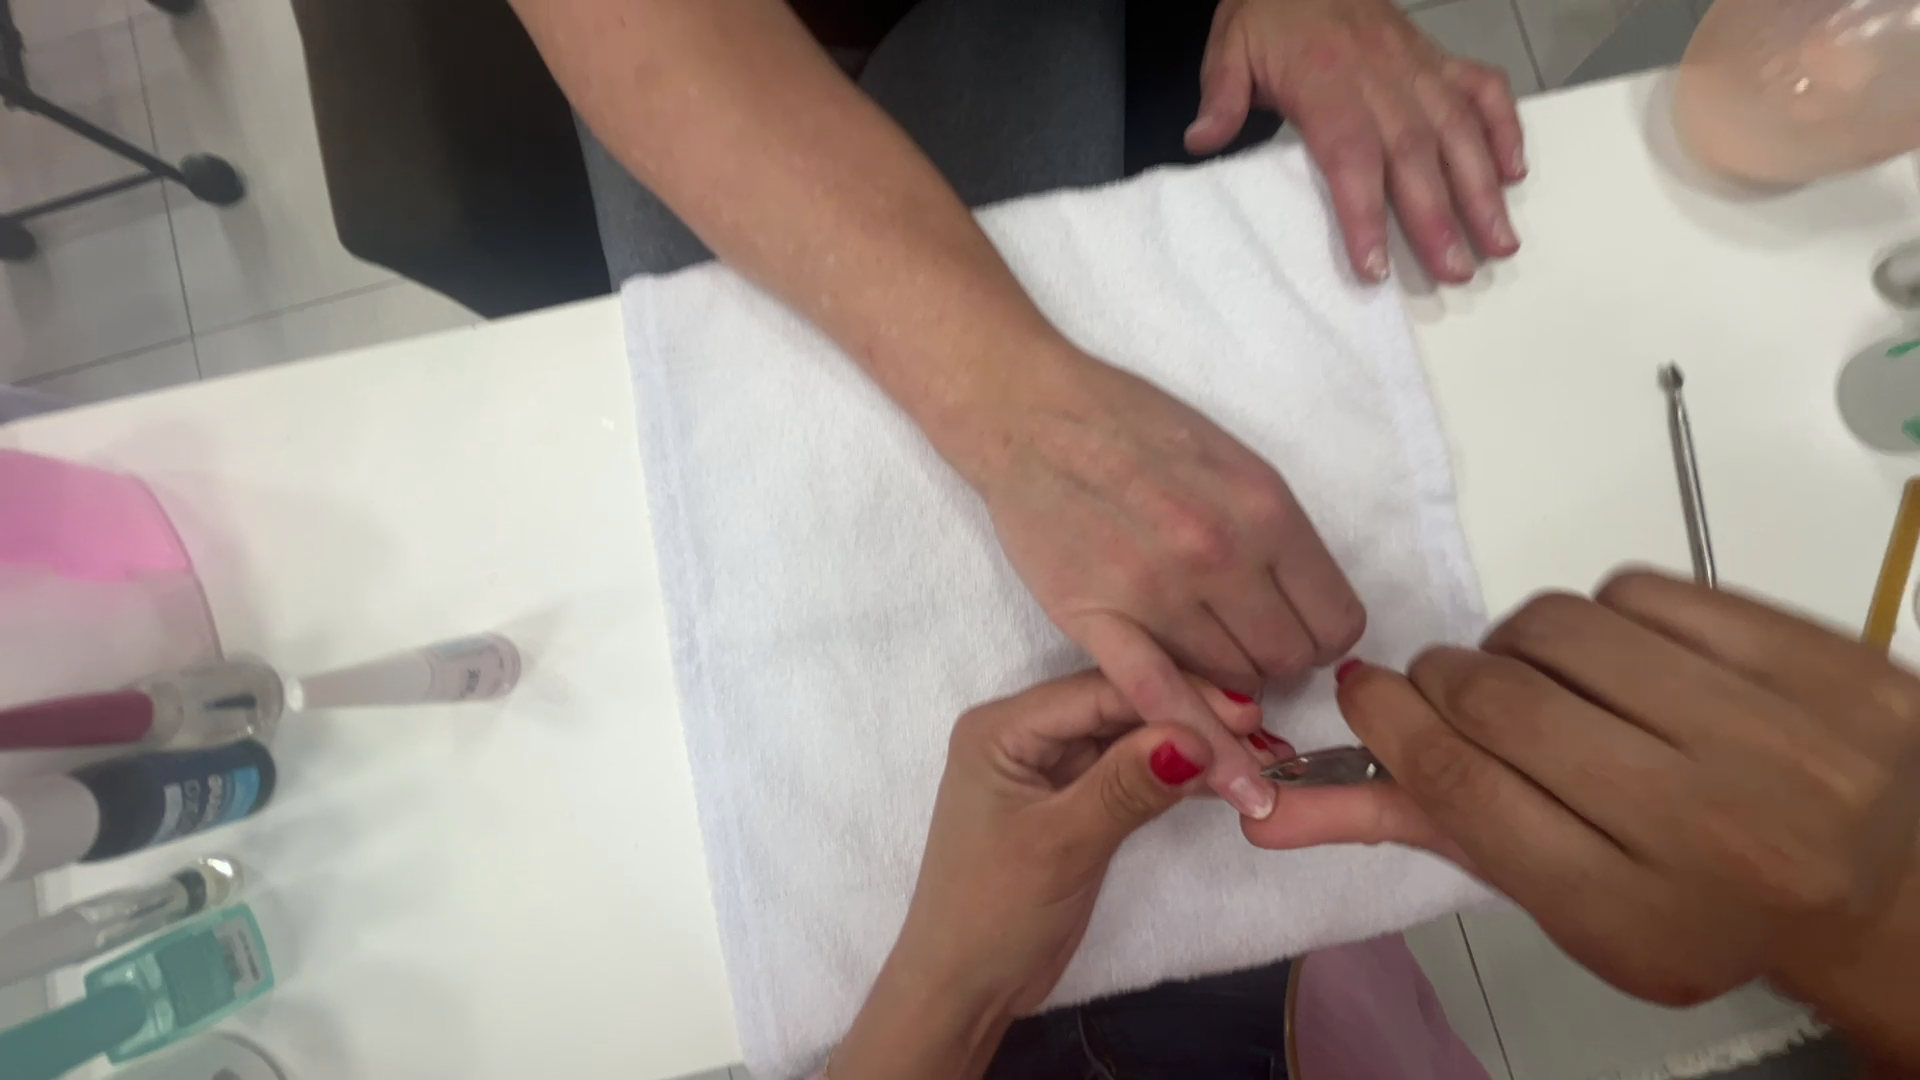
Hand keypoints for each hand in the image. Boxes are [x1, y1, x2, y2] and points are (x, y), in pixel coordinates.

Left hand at [830, 673, 1245, 1079]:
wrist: (966, 986)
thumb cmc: (995, 911)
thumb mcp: (1061, 845)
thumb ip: (1125, 787)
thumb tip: (1197, 738)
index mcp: (1002, 726)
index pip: (1095, 693)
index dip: (1168, 698)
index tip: (1242, 714)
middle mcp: (1025, 731)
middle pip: (1114, 708)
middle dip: (1185, 721)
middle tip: (1261, 733)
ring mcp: (1050, 763)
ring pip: (1127, 738)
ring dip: (1187, 749)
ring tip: (1259, 755)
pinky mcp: (1073, 795)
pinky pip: (1128, 771)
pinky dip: (1172, 777)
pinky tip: (1222, 779)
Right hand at [964, 349, 1363, 820]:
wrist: (1031, 418)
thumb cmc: (1128, 423)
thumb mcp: (1226, 454)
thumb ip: (1272, 528)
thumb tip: (1298, 601)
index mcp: (1264, 507)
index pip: (1334, 619)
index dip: (1320, 637)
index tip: (1295, 634)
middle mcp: (1221, 555)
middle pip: (1286, 659)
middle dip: (1275, 662)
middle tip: (1241, 641)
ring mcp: (1157, 592)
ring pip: (1231, 684)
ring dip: (1229, 684)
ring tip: (1197, 651)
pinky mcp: (1095, 619)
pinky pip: (1160, 700)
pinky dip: (1205, 752)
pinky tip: (1237, 792)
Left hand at [1187, 0, 1526, 284]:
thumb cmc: (1267, 12)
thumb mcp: (1230, 50)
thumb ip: (1221, 99)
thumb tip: (1200, 138)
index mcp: (1330, 81)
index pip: (1352, 156)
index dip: (1366, 214)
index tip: (1375, 266)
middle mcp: (1385, 75)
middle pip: (1417, 155)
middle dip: (1439, 218)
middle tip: (1456, 272)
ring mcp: (1418, 66)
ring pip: (1460, 130)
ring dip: (1483, 189)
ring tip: (1499, 242)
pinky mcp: (1437, 57)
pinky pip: (1482, 90)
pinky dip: (1503, 128)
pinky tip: (1513, 172)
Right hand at [1244, 572, 1919, 1012]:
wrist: (1899, 895)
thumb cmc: (1682, 901)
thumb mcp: (1542, 889)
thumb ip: (1406, 830)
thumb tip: (1263, 815)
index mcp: (1630, 909)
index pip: (1456, 785)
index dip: (1388, 721)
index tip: (1366, 690)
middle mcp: (1716, 832)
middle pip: (1495, 699)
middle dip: (1447, 679)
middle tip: (1461, 691)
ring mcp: (1790, 742)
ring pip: (1555, 628)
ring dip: (1519, 645)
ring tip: (1550, 680)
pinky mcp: (1833, 666)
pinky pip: (1639, 591)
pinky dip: (1603, 617)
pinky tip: (1629, 661)